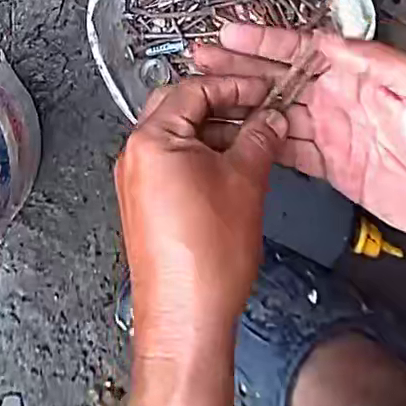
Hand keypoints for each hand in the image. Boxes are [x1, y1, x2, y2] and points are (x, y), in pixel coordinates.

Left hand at [115, 75, 287, 359]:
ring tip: (253, 139)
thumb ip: (260, 138)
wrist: (186, 319)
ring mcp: (138, 180)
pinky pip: (175, 162)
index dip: (233, 86)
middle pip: (181, 107)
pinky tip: (233, 167)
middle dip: (222, 104)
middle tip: (256, 108)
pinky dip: (205, 156)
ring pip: (179, 136)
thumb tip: (269, 119)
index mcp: (151, 140)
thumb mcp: (245, 182)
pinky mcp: (147, 202)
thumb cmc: (203, 262)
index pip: (193, 89)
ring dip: (216, 132)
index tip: (260, 90)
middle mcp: (136, 155)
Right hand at [194, 24, 405, 249]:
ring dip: (239, 99)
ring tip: (205, 90)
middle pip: (276, 75)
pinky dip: (256, 140)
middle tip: (202, 55)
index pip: (301, 48)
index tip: (231, 32)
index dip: (264, 39)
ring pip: (272, 109)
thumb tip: (329, 40)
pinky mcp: (330, 164)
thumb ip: (379, 62)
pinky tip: (232, 134)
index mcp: (357, 72)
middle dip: (238, 63)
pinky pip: (284, 148)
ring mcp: (330, 130)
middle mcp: (336, 95)